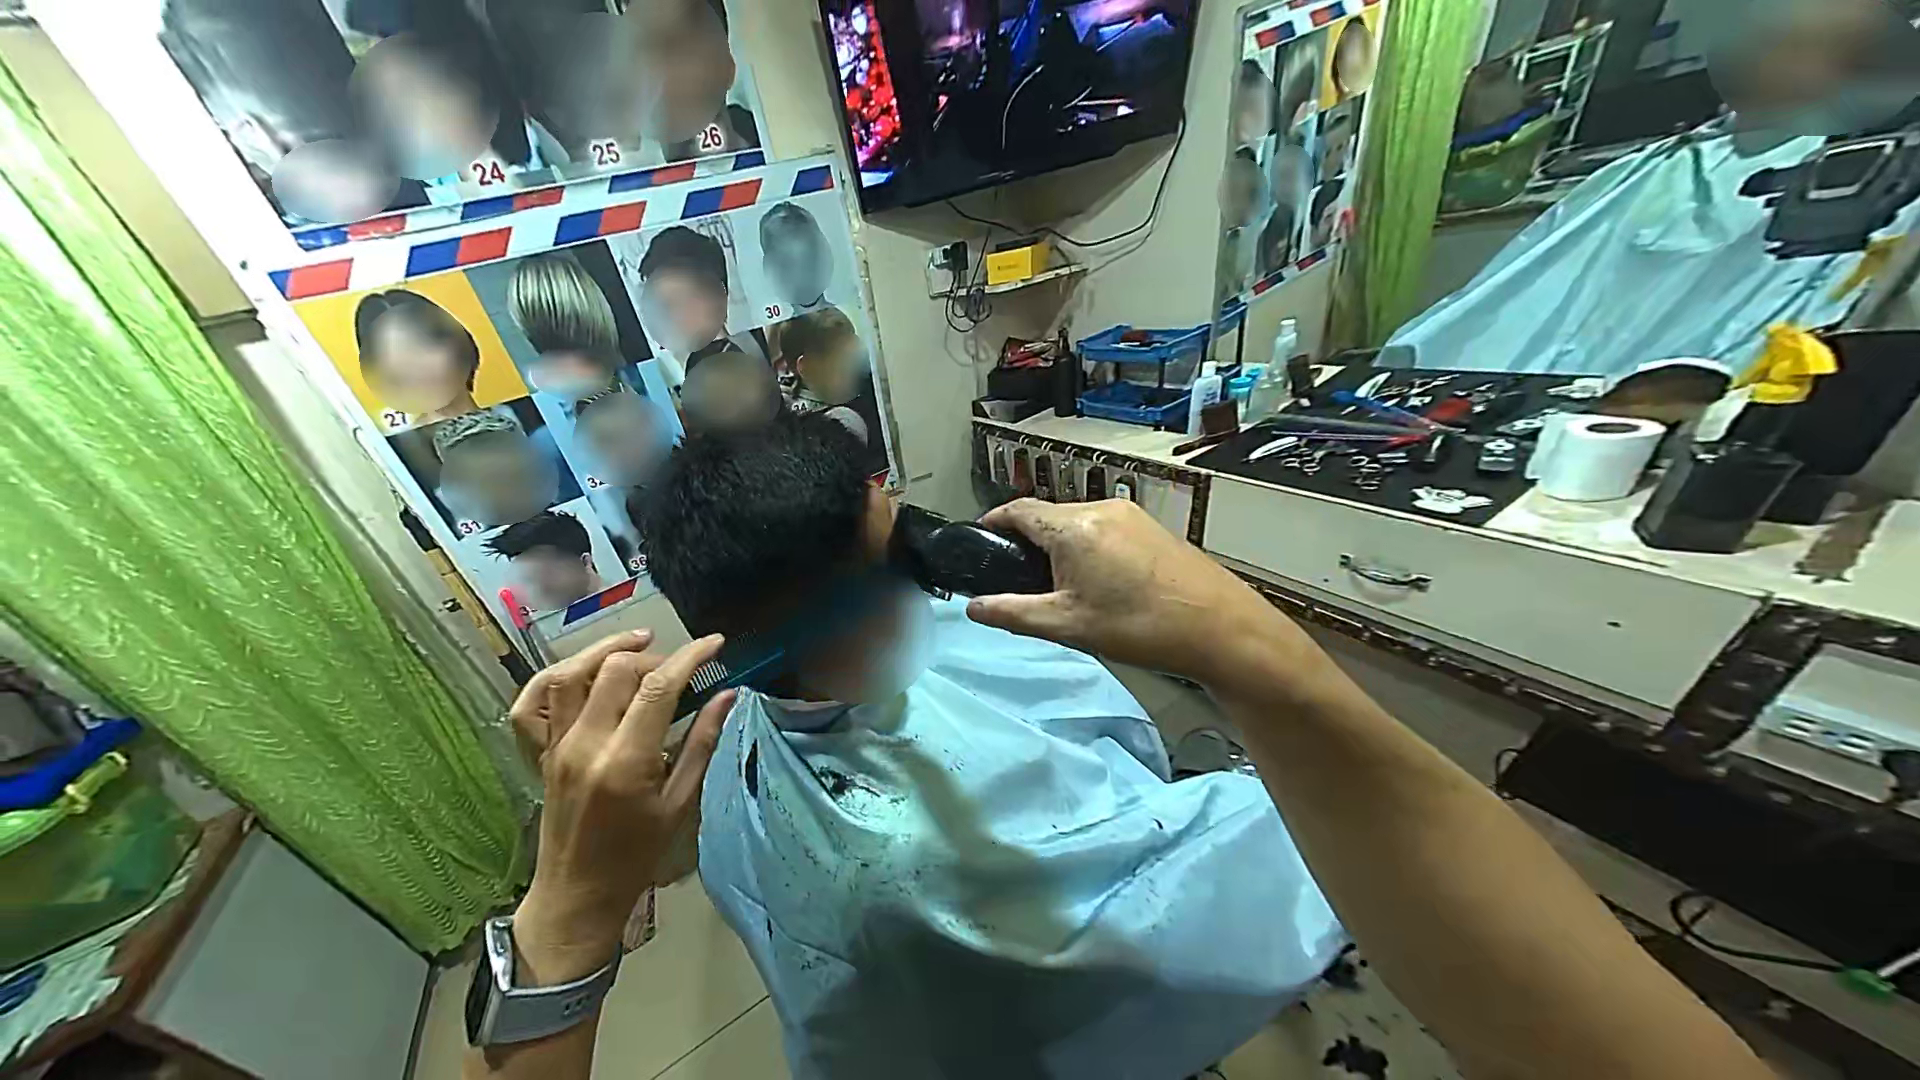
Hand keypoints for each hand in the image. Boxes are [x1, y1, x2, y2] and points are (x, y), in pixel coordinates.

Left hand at [508, 632, 735, 982]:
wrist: (577, 893)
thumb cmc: (637, 853)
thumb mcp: (681, 801)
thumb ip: (703, 742)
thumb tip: (729, 693)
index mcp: (625, 761)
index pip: (658, 687)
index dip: (691, 656)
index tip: (716, 643)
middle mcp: (584, 745)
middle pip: (616, 671)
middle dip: (657, 656)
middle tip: (682, 666)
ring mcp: (555, 746)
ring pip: (570, 673)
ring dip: (607, 649)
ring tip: (641, 642)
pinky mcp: (539, 752)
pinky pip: (531, 702)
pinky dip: (556, 674)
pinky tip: (585, 666)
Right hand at [966, 499, 1329, 699]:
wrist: (1221, 629)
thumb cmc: (1138, 627)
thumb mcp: (1068, 626)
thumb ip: (1014, 613)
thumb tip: (974, 608)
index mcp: (1072, 526)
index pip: (1016, 509)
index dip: (993, 523)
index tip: (980, 544)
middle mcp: (1099, 508)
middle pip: (1046, 514)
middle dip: (1026, 539)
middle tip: (1019, 578)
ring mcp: (1130, 514)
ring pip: (1076, 520)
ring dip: (1058, 543)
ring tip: (1057, 584)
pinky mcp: (1151, 526)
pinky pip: (1103, 526)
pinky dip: (1086, 544)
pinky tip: (1096, 578)